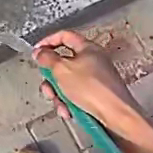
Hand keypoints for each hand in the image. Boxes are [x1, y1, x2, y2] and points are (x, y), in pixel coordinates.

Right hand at [33, 30, 152, 152]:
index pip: (64, 36)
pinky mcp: (97, 95)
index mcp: (88, 48)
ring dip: (59, 95)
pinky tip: (69, 111)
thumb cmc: (94, 90)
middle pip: (63, 64)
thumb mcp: (62, 70)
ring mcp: (96, 79)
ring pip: (67, 83)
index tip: (37, 52)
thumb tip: (40, 52)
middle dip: (52, 79)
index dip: (48, 42)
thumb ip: (47, 58)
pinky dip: (69, 104)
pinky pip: (76, 96)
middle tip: (49, 87)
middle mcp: (93, 61)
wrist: (115, 115)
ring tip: (61, 104)